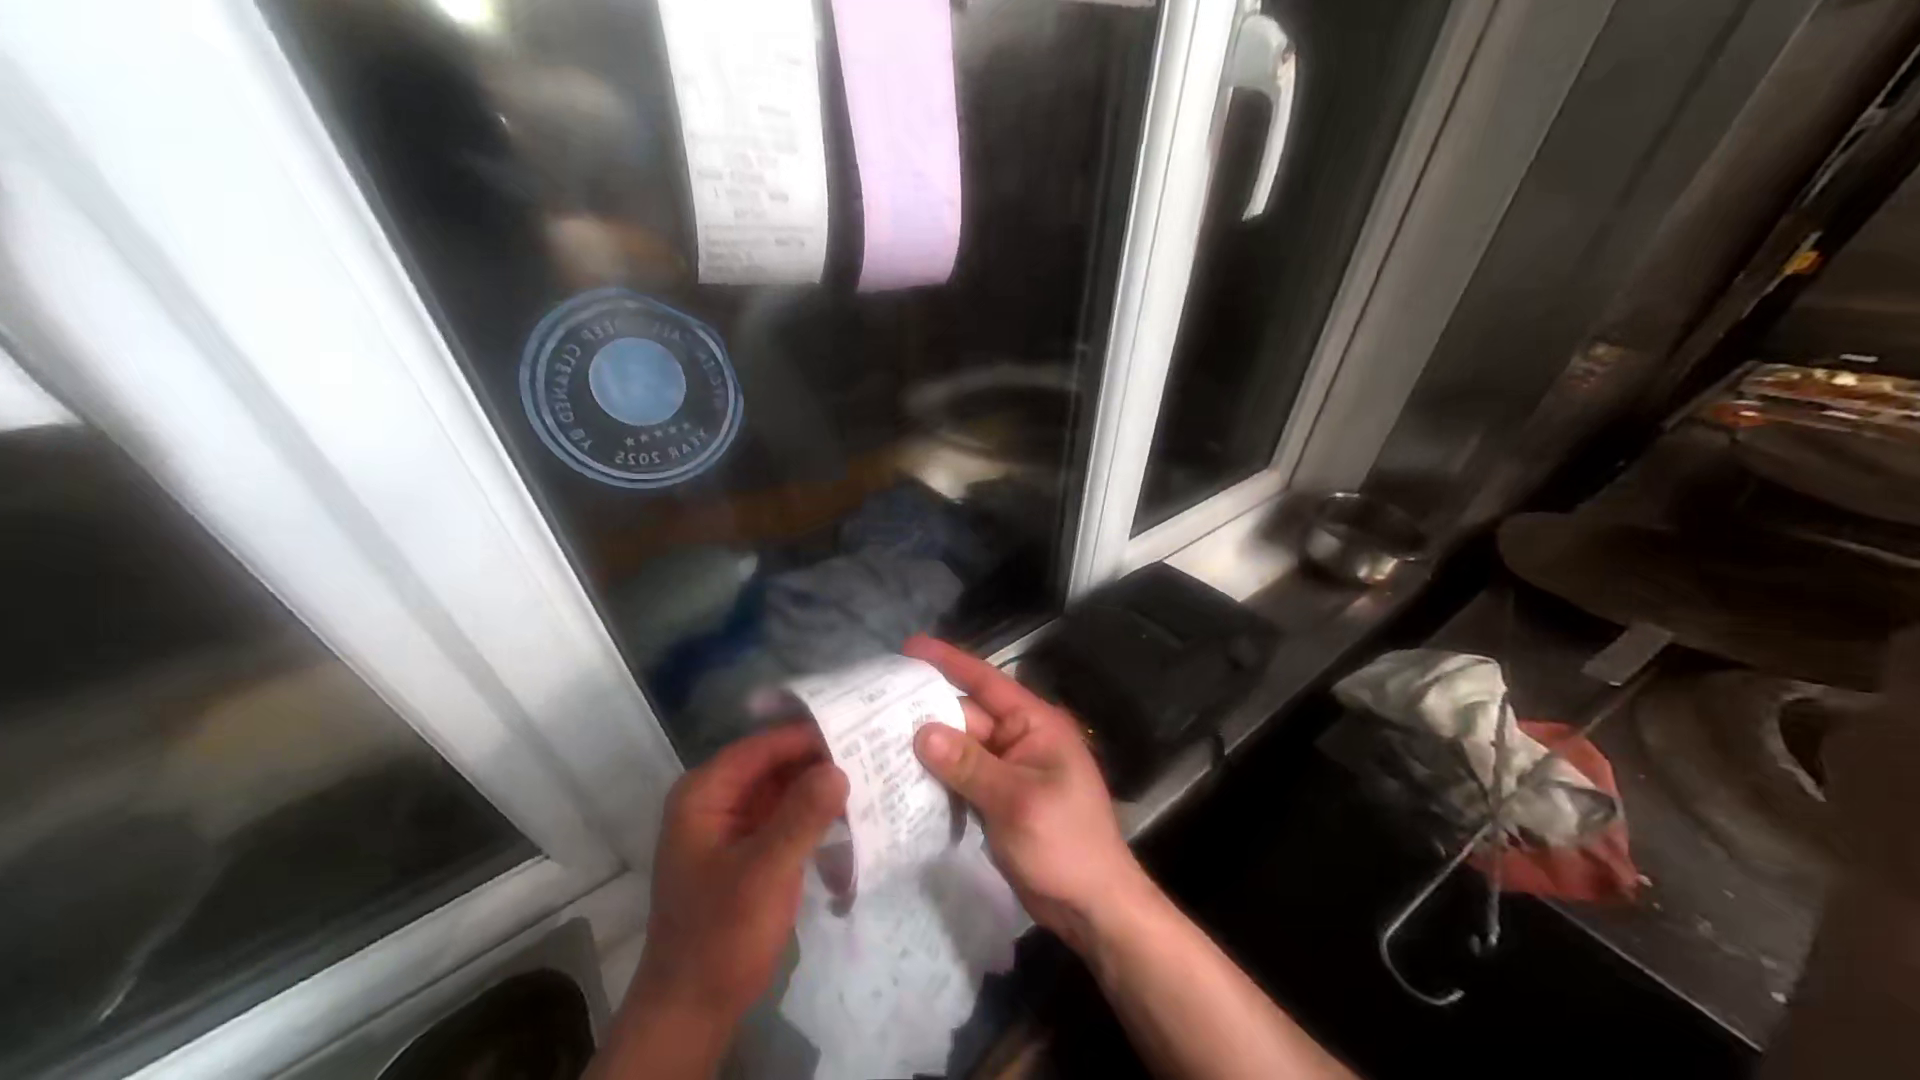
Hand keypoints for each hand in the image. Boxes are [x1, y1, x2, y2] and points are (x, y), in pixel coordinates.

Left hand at [632, 723, 848, 1023]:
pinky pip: (787, 815)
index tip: (861, 729)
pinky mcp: (752, 848)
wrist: (693, 1008)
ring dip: (822, 785)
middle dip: (820, 759)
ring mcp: (735, 825)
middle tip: (876, 749)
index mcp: (705, 793)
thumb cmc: (720, 935)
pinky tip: (854, 809)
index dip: (810, 736)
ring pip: (785, 788)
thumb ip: (801, 817)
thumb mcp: (764, 872)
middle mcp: (717, 799)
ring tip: (875, 772)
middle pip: (775, 764)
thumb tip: (840, 768)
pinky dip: (816, 811)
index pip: (763, 746)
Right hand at [904, 635, 1154, 951]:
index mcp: (1034, 725)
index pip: (987, 682)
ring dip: (924, 745)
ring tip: (875, 736)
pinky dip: (935, 777)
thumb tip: (922, 732)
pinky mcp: (996, 799)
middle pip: (965, 716)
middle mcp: (1019, 740)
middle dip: (924, 710)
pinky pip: (960, 777)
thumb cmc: (1065, 843)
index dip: (949, 662)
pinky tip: (899, 776)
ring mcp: (1007, 771)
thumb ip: (968, 765)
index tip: (909, 647)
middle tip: (873, 703)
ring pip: (959, 748)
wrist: (1091, 905)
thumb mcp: (1016, 800)